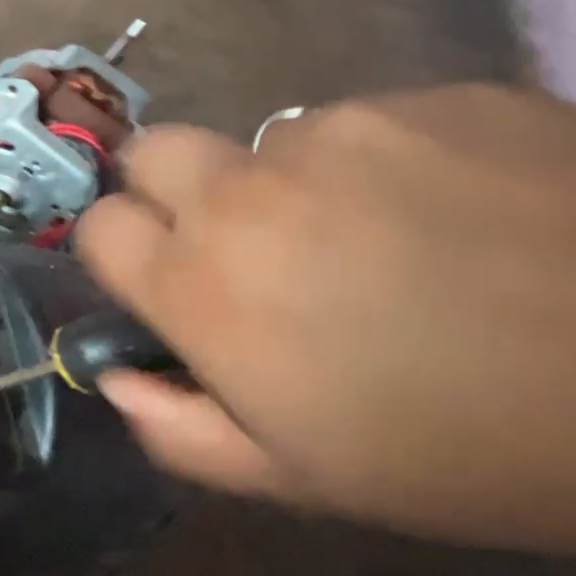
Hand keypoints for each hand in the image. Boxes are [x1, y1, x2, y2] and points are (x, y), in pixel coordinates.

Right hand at [76, 84, 575, 556]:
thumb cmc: (478, 450)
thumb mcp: (307, 478)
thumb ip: (177, 430)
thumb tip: (115, 375)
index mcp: (200, 285)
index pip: (96, 228)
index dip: (124, 256)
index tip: (167, 283)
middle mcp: (244, 193)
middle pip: (151, 154)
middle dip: (173, 192)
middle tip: (248, 244)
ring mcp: (339, 134)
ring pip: (267, 143)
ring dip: (294, 184)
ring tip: (393, 240)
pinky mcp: (436, 97)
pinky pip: (370, 123)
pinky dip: (390, 163)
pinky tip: (469, 212)